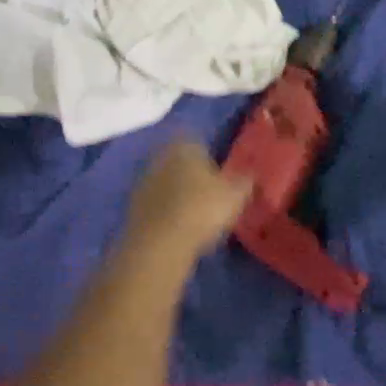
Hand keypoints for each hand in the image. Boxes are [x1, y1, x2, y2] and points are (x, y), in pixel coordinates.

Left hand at [124, 140, 252, 264]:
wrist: (158, 246)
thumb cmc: (203, 209)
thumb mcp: (237, 194)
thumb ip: (246, 179)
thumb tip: (253, 171)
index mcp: (185, 144)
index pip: (199, 139)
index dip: (211, 154)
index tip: (223, 170)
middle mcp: (160, 156)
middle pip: (180, 160)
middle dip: (193, 172)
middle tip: (212, 191)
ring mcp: (143, 182)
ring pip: (168, 181)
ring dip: (179, 193)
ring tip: (198, 212)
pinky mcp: (132, 207)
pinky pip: (157, 203)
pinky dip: (168, 211)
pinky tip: (181, 226)